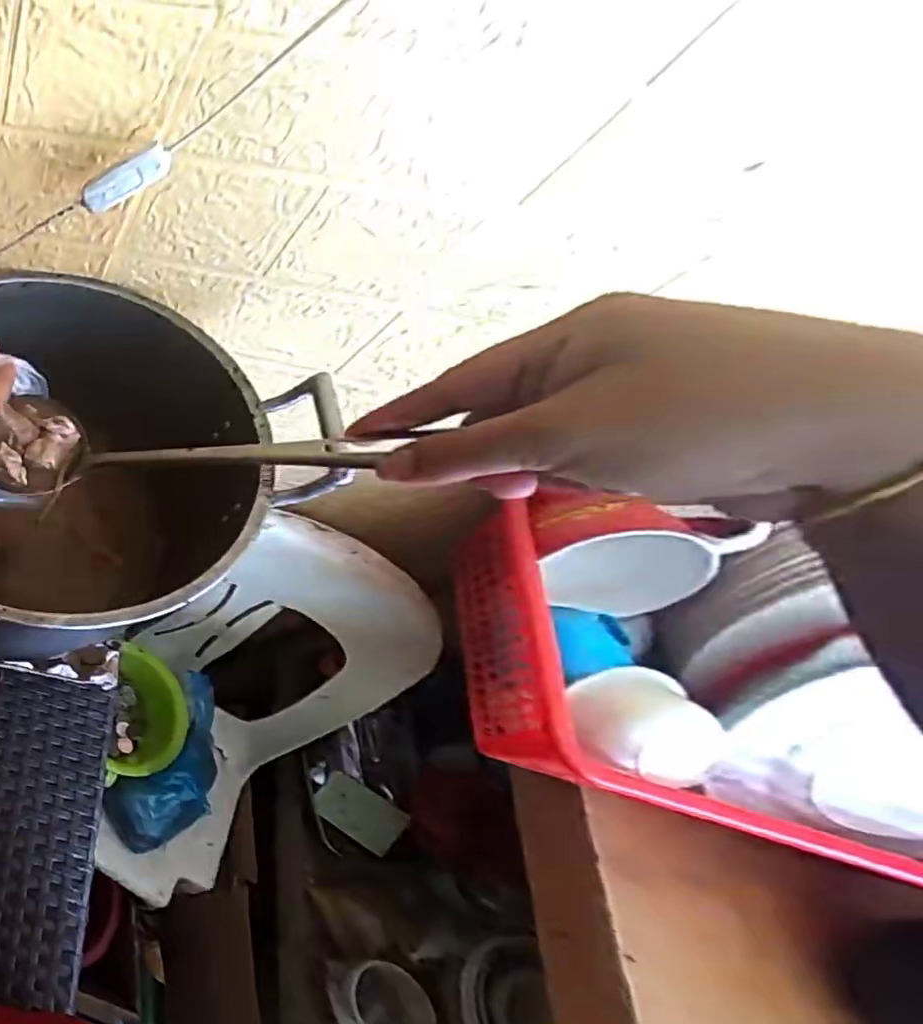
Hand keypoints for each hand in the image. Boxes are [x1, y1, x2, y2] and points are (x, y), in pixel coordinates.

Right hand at [350, 294, 922, 513]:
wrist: (873, 429)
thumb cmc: (701, 415)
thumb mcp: (563, 438)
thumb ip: (466, 453)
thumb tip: (389, 467)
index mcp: (569, 334)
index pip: (458, 381)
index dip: (402, 414)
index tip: (354, 436)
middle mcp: (598, 348)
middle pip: (498, 407)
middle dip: (482, 451)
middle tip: (486, 487)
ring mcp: (636, 378)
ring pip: (541, 430)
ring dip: (530, 464)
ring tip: (545, 487)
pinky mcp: (667, 411)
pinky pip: (583, 441)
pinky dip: (570, 466)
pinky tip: (588, 480)